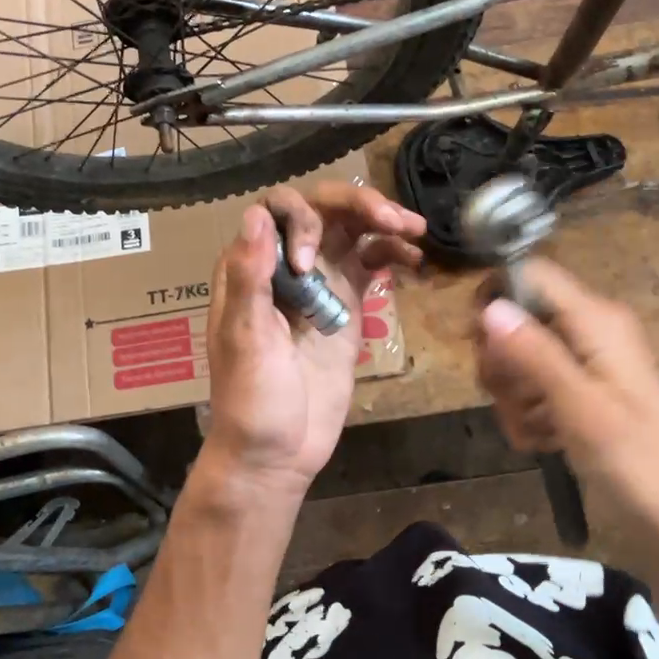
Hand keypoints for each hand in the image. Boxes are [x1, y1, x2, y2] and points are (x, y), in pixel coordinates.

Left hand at [202, 183, 425, 489]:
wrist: (278, 453)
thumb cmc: (251, 400)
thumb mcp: (245, 339)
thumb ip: (249, 278)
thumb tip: (256, 215)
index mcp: (249, 267)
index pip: (277, 210)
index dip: (300, 221)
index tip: (307, 264)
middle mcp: (283, 265)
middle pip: (321, 210)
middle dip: (357, 205)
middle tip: (391, 218)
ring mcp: (319, 283)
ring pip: (351, 231)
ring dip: (381, 219)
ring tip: (414, 227)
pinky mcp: (347, 305)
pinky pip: (371, 264)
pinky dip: (392, 252)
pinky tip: (413, 256)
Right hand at [475, 259, 658, 573]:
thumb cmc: (639, 466)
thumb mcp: (580, 408)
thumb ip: (534, 354)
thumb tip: (489, 306)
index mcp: (596, 321)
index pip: (530, 275)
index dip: (495, 298)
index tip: (475, 342)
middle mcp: (588, 332)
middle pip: (516, 320)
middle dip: (501, 363)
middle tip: (511, 402)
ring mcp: (584, 365)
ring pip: (518, 359)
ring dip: (512, 397)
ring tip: (534, 433)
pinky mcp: (579, 394)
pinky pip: (533, 389)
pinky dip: (527, 415)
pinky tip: (542, 443)